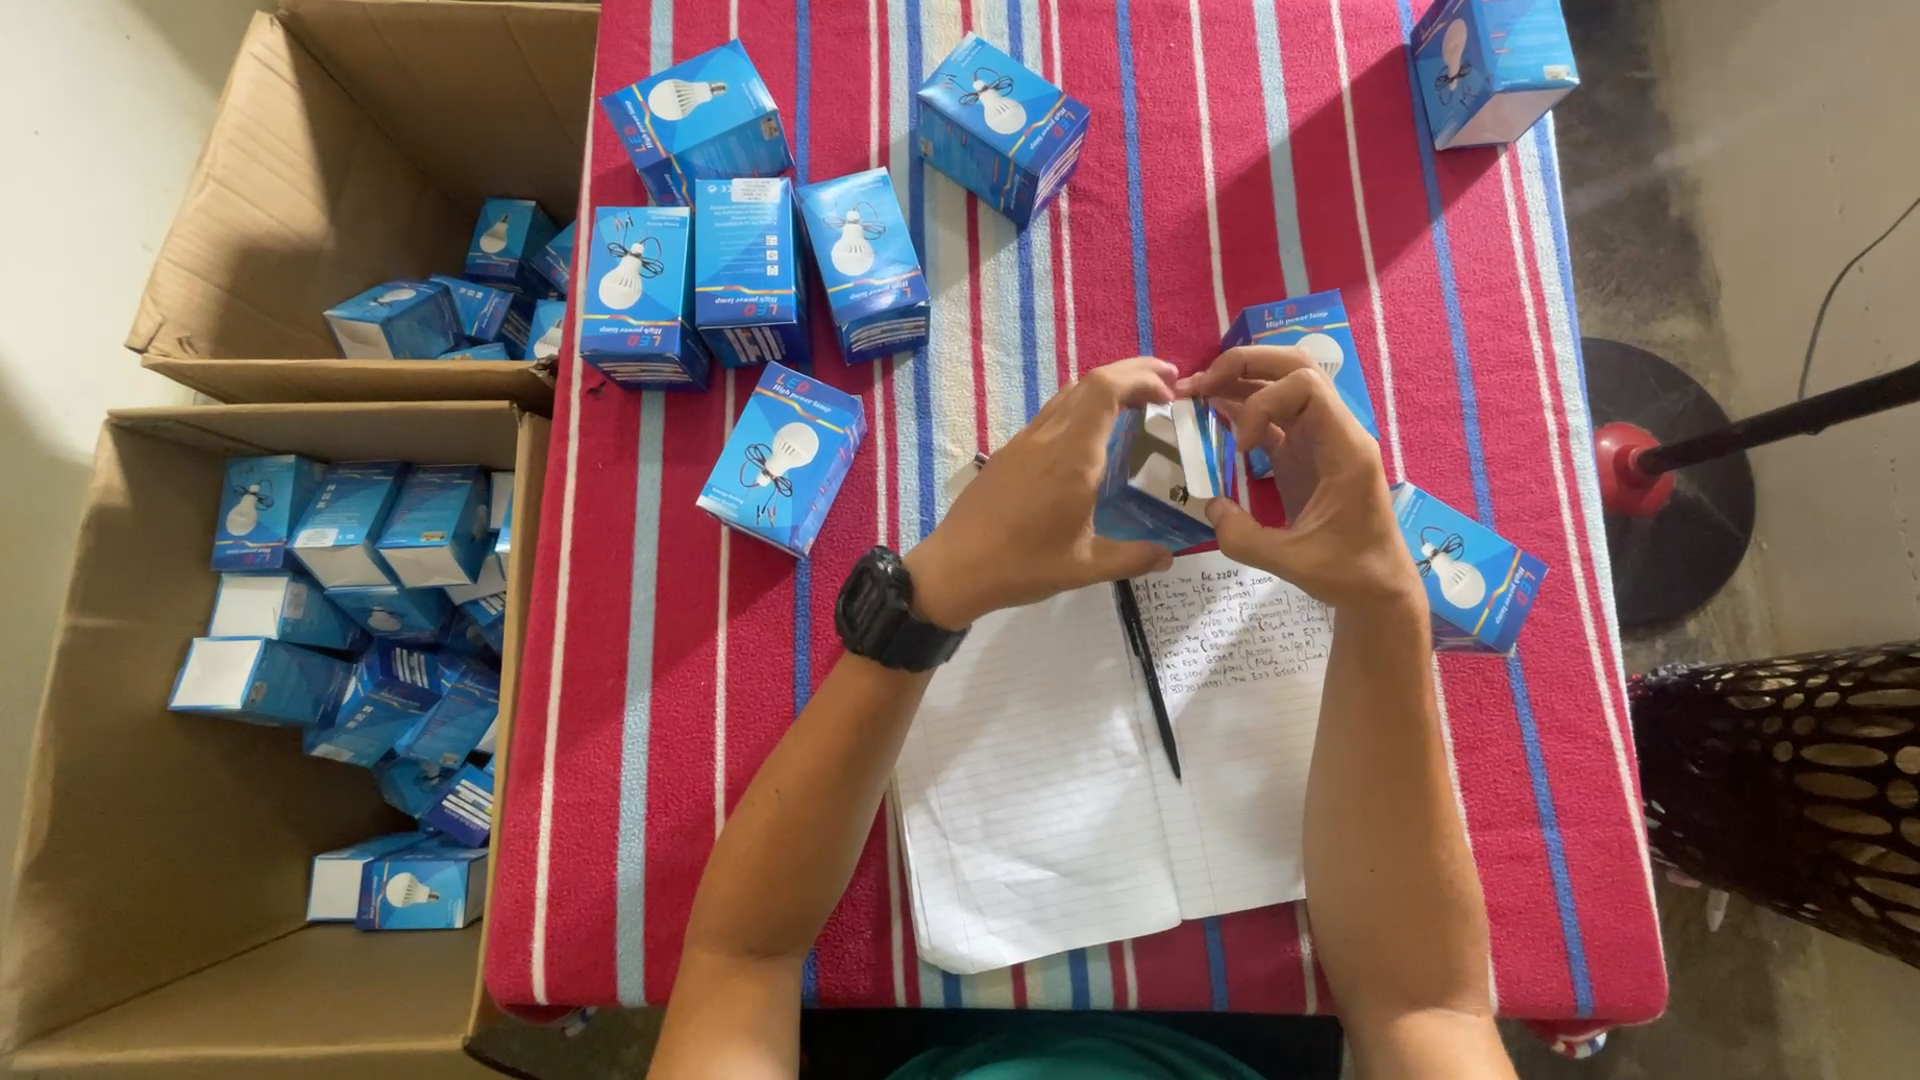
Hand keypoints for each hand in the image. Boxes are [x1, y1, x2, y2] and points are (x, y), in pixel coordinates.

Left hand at [905, 357, 1180, 628]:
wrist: (954, 569)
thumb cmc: (1021, 567)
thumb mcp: (1085, 568)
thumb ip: (1132, 558)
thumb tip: (1168, 558)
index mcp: (1072, 459)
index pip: (1106, 390)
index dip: (1141, 378)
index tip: (1170, 393)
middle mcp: (1047, 439)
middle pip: (1090, 382)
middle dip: (1132, 374)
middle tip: (1167, 387)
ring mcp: (1023, 443)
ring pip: (1067, 396)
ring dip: (1104, 390)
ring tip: (1135, 405)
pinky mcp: (1008, 454)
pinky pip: (1050, 416)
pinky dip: (1080, 410)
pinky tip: (1091, 437)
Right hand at [1177, 346, 1422, 611]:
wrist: (1378, 588)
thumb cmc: (1347, 573)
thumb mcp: (1291, 562)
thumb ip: (1244, 537)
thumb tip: (1210, 505)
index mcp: (1345, 448)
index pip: (1305, 385)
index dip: (1262, 403)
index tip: (1243, 447)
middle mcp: (1334, 432)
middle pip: (1294, 366)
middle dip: (1243, 364)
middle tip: (1197, 384)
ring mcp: (1318, 440)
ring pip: (1282, 384)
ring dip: (1237, 381)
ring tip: (1193, 393)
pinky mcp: (1302, 454)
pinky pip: (1272, 415)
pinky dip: (1239, 409)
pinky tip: (1208, 414)